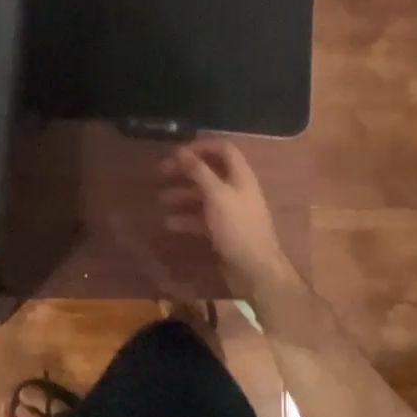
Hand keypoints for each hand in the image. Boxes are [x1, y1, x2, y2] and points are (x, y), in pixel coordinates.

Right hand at [159, 137, 295, 295]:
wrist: (255, 270)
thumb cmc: (237, 227)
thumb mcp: (217, 195)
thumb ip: (199, 171)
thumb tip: (181, 151)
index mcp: (241, 175)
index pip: (223, 149)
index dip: (201, 146)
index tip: (178, 153)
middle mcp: (237, 189)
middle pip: (210, 172)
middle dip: (186, 171)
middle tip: (162, 173)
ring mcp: (231, 211)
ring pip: (204, 196)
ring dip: (183, 195)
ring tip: (161, 200)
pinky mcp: (224, 231)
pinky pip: (203, 218)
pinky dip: (187, 218)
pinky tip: (170, 223)